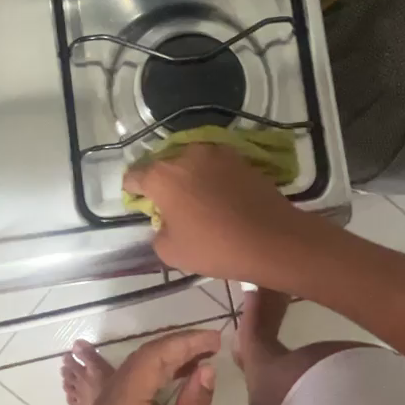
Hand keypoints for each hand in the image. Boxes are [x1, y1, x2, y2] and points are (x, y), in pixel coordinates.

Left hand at [62, 329, 219, 404]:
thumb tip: (203, 371)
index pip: (149, 361)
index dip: (184, 343)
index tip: (218, 339)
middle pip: (131, 366)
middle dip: (171, 351)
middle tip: (211, 347)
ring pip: (120, 382)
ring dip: (154, 367)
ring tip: (192, 360)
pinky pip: (112, 402)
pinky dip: (139, 387)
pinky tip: (161, 388)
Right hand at [123, 143, 317, 285]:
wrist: (271, 238)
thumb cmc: (215, 246)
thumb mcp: (171, 251)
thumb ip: (158, 231)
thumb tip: (164, 221)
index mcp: (162, 176)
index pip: (135, 176)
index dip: (132, 189)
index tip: (136, 199)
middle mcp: (186, 155)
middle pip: (164, 165)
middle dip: (162, 181)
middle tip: (168, 203)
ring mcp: (216, 153)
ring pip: (191, 162)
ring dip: (189, 176)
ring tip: (196, 198)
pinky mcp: (240, 158)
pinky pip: (216, 166)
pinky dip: (212, 177)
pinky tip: (219, 196)